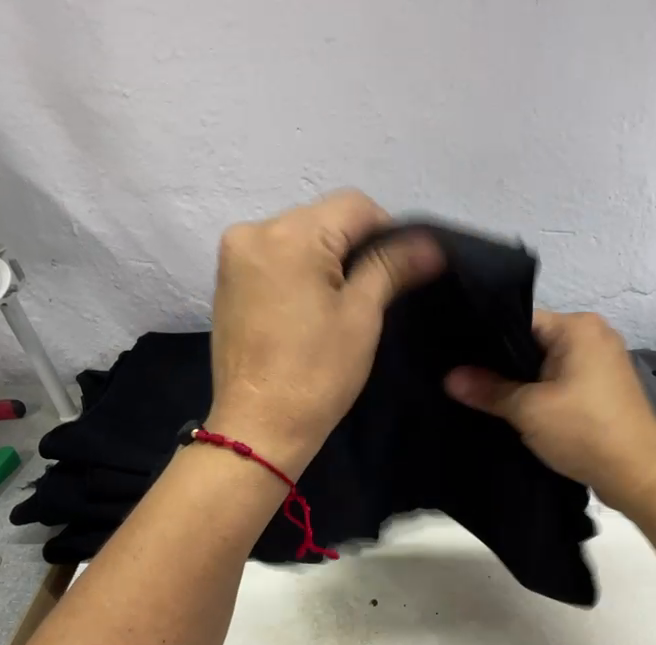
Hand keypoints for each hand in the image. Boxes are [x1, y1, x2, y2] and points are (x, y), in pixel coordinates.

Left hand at [207, 190, 442, 469]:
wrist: (258, 427)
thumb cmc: (316, 374)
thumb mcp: (362, 316)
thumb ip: (392, 267)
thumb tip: (429, 243)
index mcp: (289, 234)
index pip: (355, 205)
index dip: (388, 232)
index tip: (401, 273)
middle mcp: (254, 230)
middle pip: (323, 219)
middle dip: (353, 247)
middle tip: (374, 295)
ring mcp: (234, 256)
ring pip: (298, 238)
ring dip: (326, 261)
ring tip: (340, 306)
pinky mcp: (226, 281)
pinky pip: (275, 259)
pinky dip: (298, 274)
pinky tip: (310, 311)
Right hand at [444, 311, 655, 510]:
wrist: (638, 474)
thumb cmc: (584, 431)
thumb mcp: (528, 410)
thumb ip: (489, 390)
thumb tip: (450, 378)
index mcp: (578, 326)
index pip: (519, 320)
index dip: (486, 341)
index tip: (457, 358)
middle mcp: (594, 335)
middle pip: (533, 343)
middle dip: (502, 364)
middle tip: (464, 380)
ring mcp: (604, 363)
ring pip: (548, 366)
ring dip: (523, 383)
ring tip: (484, 396)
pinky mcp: (605, 389)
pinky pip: (563, 383)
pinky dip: (543, 395)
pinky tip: (518, 412)